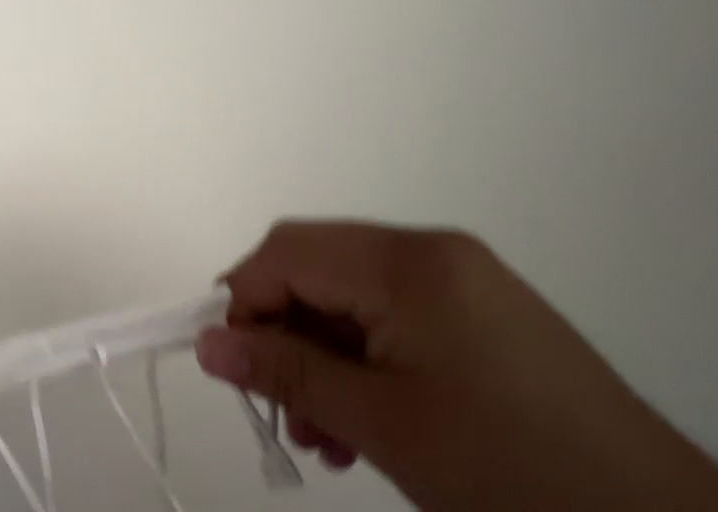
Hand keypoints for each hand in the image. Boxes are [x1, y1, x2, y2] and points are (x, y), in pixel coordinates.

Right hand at [197, 220, 717, 511]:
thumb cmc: (510, 465)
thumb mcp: (381, 424)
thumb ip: (285, 375)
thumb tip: (207, 345)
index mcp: (409, 262)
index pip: (288, 252)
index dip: (243, 301)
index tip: (229, 365)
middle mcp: (433, 255)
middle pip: (317, 271)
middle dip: (283, 336)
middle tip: (278, 410)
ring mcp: (464, 284)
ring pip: (351, 301)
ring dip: (320, 359)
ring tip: (323, 436)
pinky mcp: (485, 318)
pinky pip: (394, 321)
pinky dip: (363, 363)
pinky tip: (364, 423)